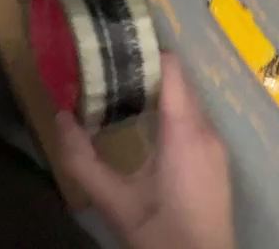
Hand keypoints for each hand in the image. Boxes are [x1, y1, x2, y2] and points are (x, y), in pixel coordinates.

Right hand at [54, 53, 233, 248]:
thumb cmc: (160, 234)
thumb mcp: (115, 200)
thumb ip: (82, 160)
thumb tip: (59, 117)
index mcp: (184, 131)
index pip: (172, 68)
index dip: (146, 51)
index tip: (116, 48)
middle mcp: (207, 131)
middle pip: (181, 82)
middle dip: (148, 70)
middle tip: (112, 69)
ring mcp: (217, 148)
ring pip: (190, 101)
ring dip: (162, 91)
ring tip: (126, 92)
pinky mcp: (219, 163)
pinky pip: (197, 120)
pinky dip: (174, 111)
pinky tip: (149, 127)